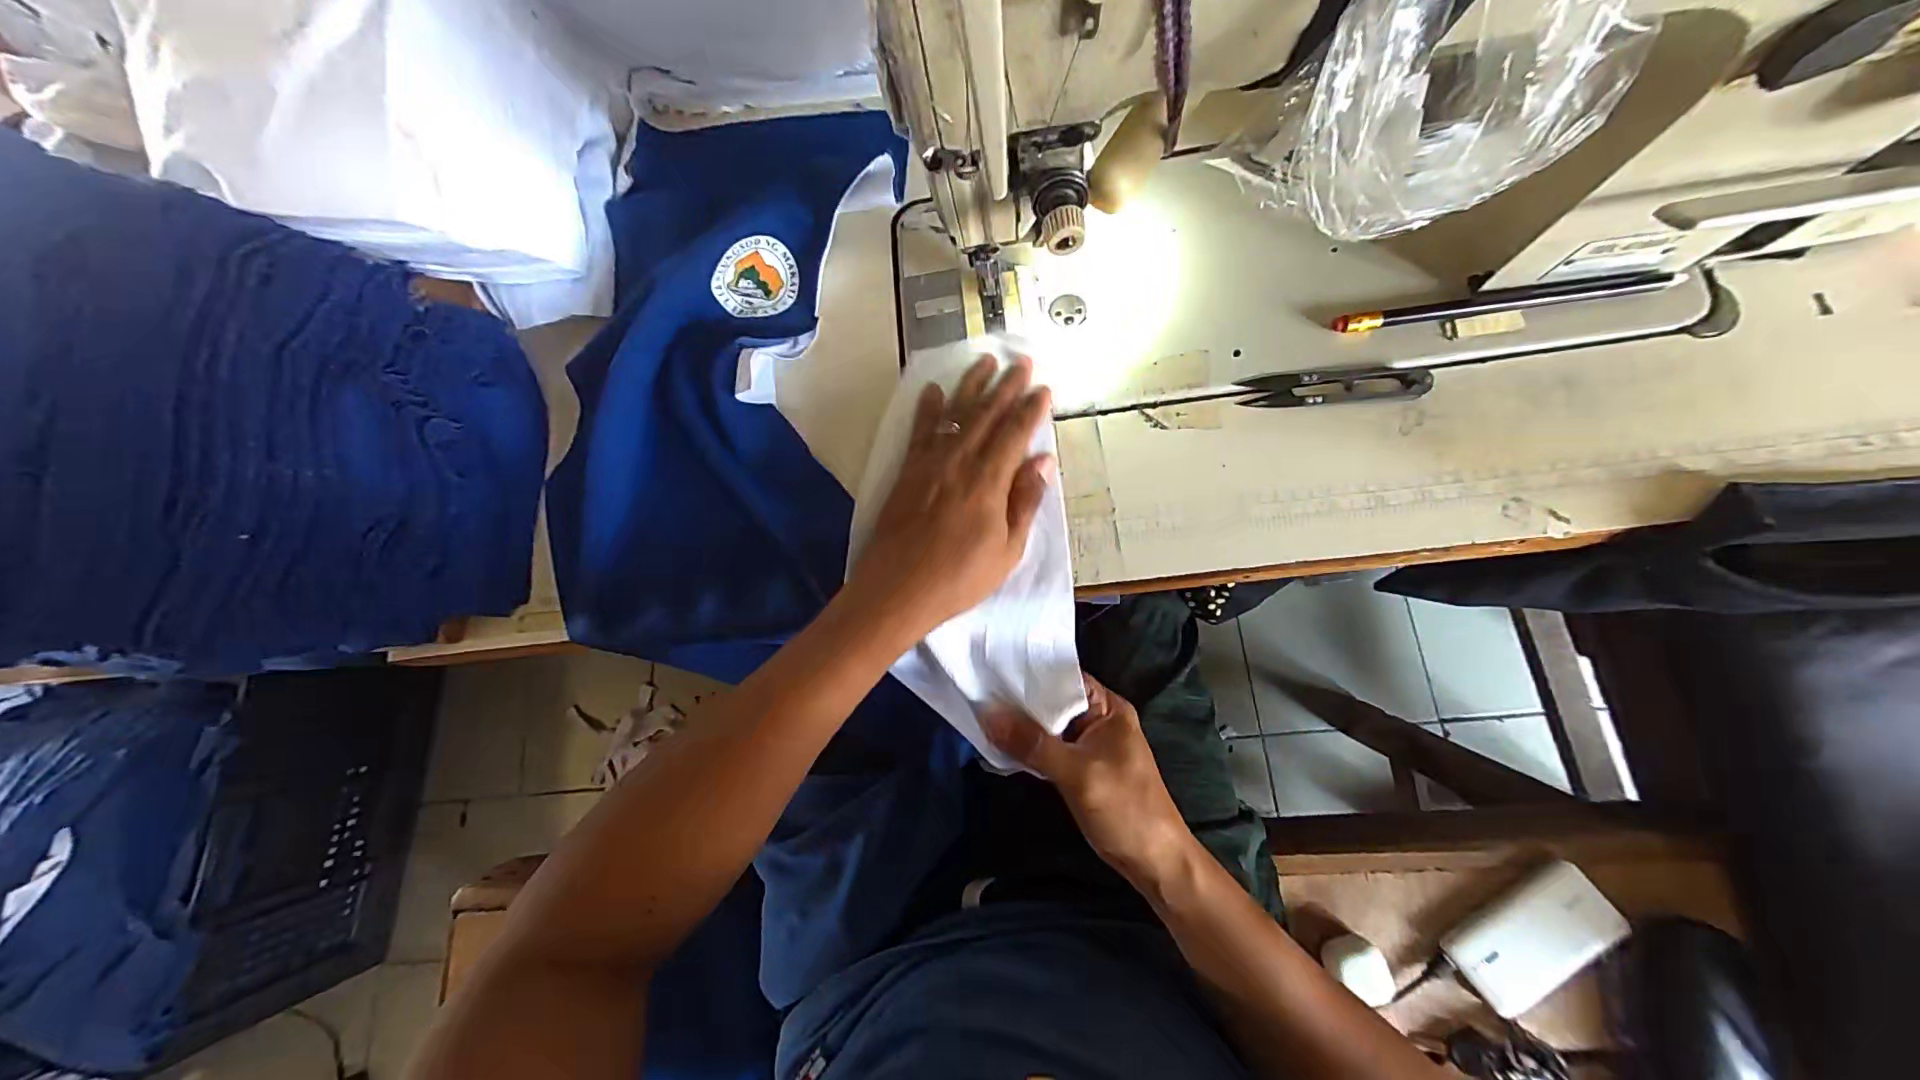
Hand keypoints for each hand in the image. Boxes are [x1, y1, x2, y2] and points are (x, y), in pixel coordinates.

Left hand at [848, 354, 1054, 631]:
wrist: (897, 589)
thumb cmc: (959, 578)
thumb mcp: (1007, 550)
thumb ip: (1025, 502)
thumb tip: (1043, 461)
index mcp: (988, 482)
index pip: (1015, 434)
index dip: (1031, 409)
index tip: (1044, 388)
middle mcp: (959, 462)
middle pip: (986, 414)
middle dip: (1006, 385)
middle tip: (1021, 360)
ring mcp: (929, 464)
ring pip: (954, 414)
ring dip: (971, 385)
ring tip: (984, 361)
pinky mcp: (907, 472)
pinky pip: (919, 431)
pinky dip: (927, 409)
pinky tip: (933, 391)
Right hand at [982, 674, 1195, 886]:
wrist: (1155, 863)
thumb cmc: (1126, 810)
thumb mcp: (1077, 773)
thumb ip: (1033, 743)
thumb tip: (988, 715)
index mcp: (1108, 708)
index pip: (1063, 677)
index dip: (1030, 673)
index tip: (992, 670)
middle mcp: (1098, 720)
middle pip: (1052, 701)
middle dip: (1019, 701)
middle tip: (978, 693)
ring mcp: (1088, 745)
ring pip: (1047, 726)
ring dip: (1020, 726)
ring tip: (980, 715)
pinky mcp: (1079, 768)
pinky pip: (1047, 748)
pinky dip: (1027, 748)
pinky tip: (998, 745)